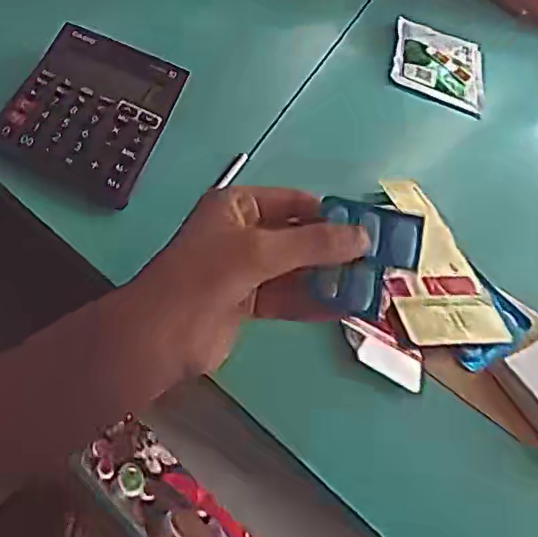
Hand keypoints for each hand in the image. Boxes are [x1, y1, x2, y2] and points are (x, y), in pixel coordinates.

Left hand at [132, 186, 369, 376]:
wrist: (162, 334)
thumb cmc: (204, 276)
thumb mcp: (259, 252)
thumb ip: (311, 244)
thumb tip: (360, 236)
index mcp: (236, 206)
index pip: (292, 202)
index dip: (328, 213)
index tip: (366, 228)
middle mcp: (242, 232)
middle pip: (297, 235)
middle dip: (333, 248)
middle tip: (375, 261)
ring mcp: (245, 268)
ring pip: (296, 268)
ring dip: (328, 277)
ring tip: (369, 286)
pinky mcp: (248, 301)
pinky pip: (288, 296)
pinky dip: (314, 301)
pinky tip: (344, 307)